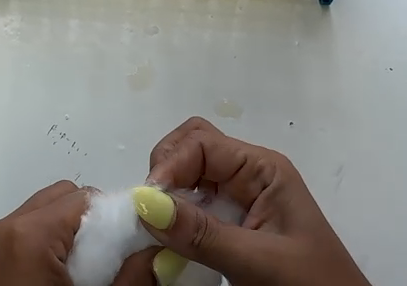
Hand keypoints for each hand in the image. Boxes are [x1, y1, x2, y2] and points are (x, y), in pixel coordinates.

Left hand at [0, 181, 156, 285]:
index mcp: (29, 237)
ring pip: (33, 219)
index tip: (130, 247)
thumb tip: (157, 251)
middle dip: (88, 224)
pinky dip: (34, 253)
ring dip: (60, 238)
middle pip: (57, 199)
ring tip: (77, 281)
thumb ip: (132, 279)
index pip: (84, 198)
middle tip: (106, 265)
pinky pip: (10, 242)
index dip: (113, 218)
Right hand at [135, 117, 369, 285]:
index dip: (168, 164)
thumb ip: (202, 235)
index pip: (201, 142)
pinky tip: (168, 244)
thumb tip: (144, 203)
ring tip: (152, 228)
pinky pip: (196, 209)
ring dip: (167, 196)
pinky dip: (176, 221)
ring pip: (190, 178)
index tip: (145, 202)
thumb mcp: (258, 263)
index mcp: (262, 169)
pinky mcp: (235, 228)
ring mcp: (241, 201)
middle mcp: (249, 176)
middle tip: (146, 211)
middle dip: (164, 171)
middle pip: (192, 149)